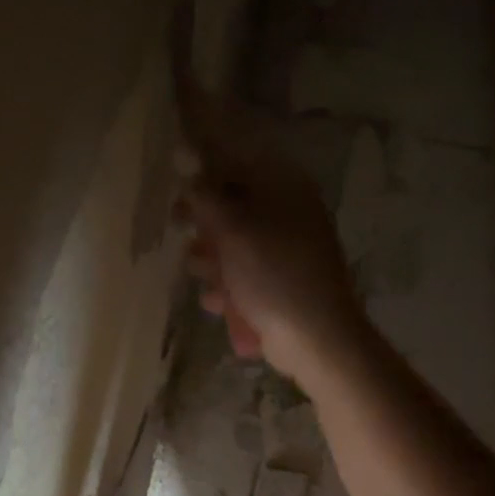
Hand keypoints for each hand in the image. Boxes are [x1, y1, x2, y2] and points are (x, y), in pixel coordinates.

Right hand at [176, 115, 366, 384]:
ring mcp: (286, 250)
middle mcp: (289, 212)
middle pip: (234, 202)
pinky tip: (219, 300)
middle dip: (205, 218)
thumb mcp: (233, 228)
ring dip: (212, 256)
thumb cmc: (273, 274)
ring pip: (234, 241)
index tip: (178, 178)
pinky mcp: (279, 283)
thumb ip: (205, 194)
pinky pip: (244, 274)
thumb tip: (185, 158)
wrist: (315, 337)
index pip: (240, 158)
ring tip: (206, 273)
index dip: (206, 165)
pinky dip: (228, 285)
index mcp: (285, 187)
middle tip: (180, 223)